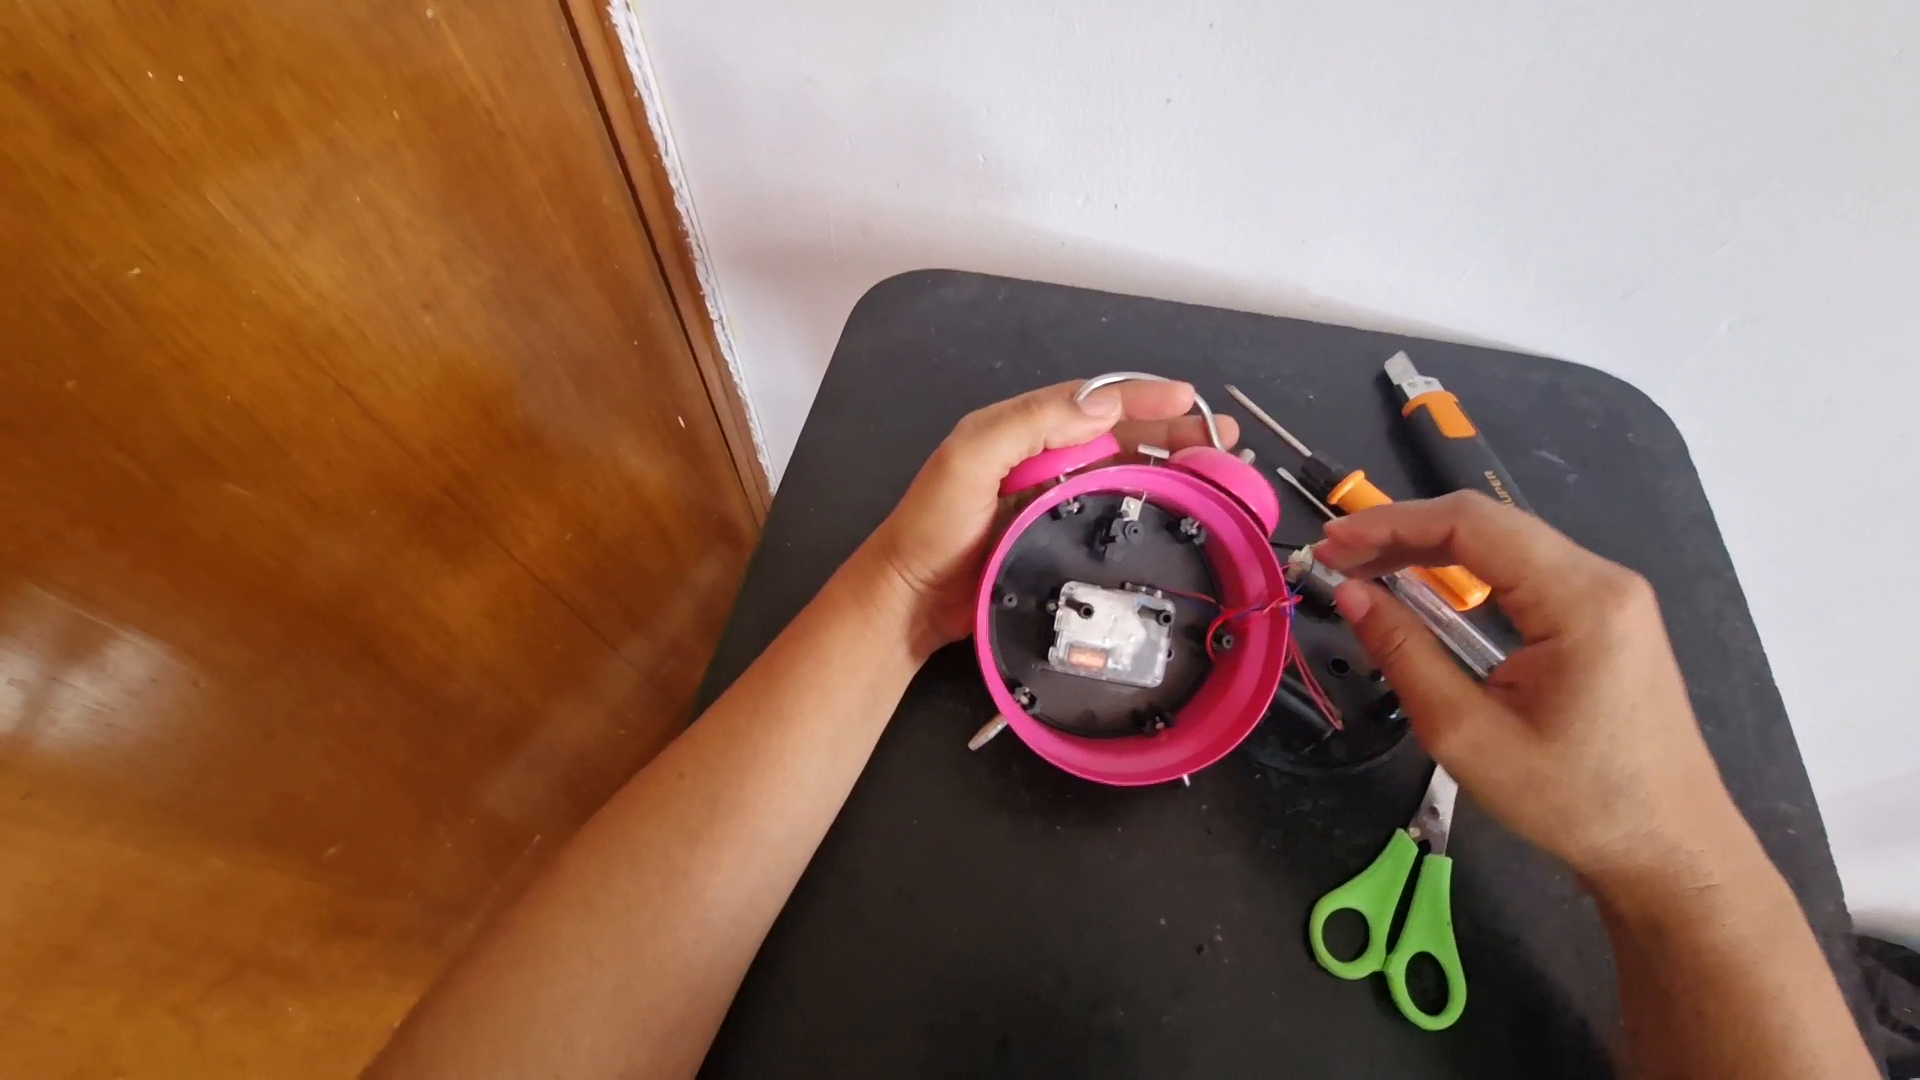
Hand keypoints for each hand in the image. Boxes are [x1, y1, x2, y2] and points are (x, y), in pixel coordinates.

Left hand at [863, 379, 1237, 650]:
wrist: (913, 598)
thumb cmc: (935, 524)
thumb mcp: (970, 459)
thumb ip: (1029, 425)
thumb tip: (1105, 406)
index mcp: (1021, 430)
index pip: (1091, 402)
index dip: (1141, 397)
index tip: (1189, 399)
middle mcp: (1042, 459)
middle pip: (1116, 436)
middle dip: (1169, 432)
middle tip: (1223, 440)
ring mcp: (1053, 501)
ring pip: (1121, 475)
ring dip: (1168, 470)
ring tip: (1216, 475)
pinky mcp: (1059, 540)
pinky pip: (1110, 516)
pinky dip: (1146, 510)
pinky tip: (1177, 515)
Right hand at [1313, 493, 1754, 892]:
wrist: (1671, 850)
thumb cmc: (1571, 800)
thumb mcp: (1464, 731)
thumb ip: (1402, 651)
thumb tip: (1347, 592)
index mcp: (1580, 601)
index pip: (1470, 525)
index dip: (1389, 523)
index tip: (1330, 543)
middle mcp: (1601, 580)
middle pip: (1484, 522)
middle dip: (1398, 530)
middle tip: (1334, 556)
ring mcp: (1606, 594)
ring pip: (1497, 539)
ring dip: (1421, 546)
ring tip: (1359, 568)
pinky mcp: (1599, 613)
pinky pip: (1514, 567)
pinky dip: (1453, 567)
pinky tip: (1412, 585)